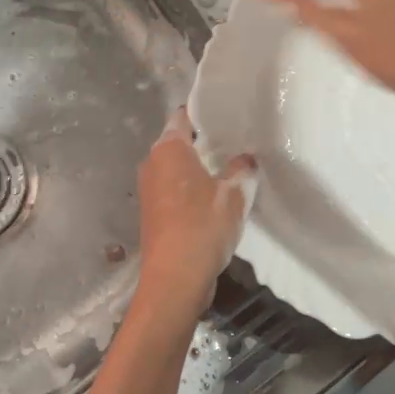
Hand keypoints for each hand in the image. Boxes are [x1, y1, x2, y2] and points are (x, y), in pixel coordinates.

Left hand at [137, 108, 255, 314]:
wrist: (174, 280)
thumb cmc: (202, 226)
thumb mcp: (233, 196)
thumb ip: (241, 170)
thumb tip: (246, 158)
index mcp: (168, 148)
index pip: (183, 116)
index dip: (203, 113)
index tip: (225, 115)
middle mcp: (152, 162)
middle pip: (177, 141)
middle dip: (202, 142)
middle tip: (232, 142)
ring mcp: (149, 189)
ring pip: (174, 168)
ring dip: (195, 169)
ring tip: (226, 170)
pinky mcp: (152, 212)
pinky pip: (172, 189)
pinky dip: (188, 189)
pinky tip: (211, 199)